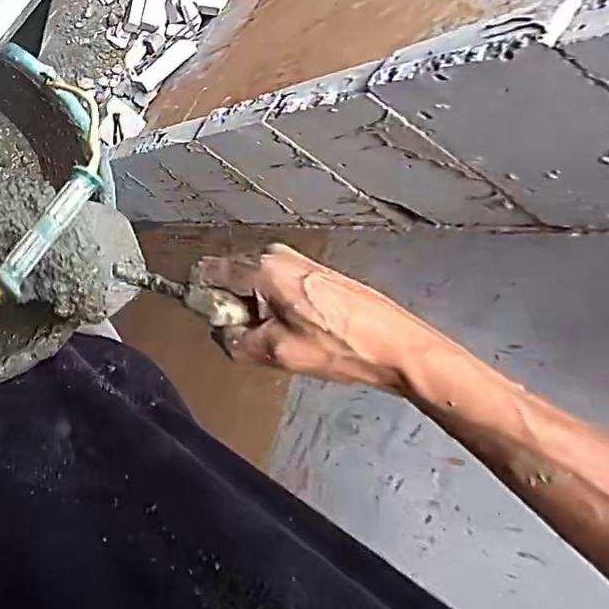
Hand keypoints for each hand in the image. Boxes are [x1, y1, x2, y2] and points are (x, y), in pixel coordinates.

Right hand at [192, 244, 460, 395]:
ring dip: (256, 307)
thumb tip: (221, 332)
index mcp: (262, 268)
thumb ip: (233, 340)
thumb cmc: (344, 348)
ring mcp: (296, 259)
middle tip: (259, 334)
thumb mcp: (277, 353)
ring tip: (286, 334)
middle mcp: (275, 255)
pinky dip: (276, 304)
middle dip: (233, 305)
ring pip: (251, 282)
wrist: (404, 349)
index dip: (204, 299)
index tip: (223, 322)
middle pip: (228, 276)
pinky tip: (303, 328)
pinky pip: (273, 283)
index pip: (206, 272)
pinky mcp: (312, 270)